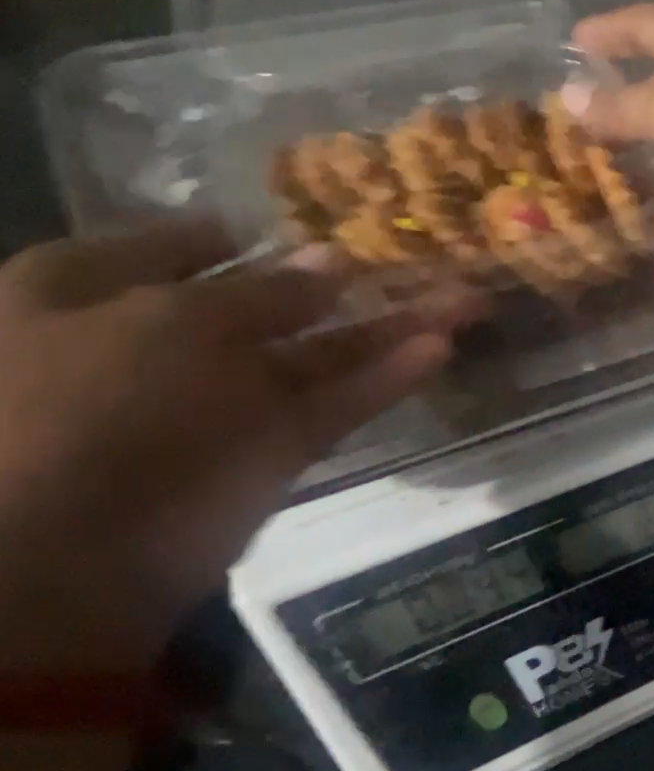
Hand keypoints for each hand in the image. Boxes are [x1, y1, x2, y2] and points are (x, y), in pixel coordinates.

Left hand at [0, 221, 473, 672]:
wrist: (74, 548)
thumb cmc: (91, 403)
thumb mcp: (172, 324)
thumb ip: (262, 292)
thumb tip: (332, 260)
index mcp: (97, 288)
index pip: (188, 244)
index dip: (261, 234)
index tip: (329, 222)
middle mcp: (165, 338)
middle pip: (272, 301)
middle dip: (344, 283)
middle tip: (416, 259)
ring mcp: (228, 399)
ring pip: (321, 355)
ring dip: (387, 332)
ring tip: (462, 303)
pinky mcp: (278, 450)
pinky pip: (340, 405)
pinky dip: (386, 382)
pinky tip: (438, 350)